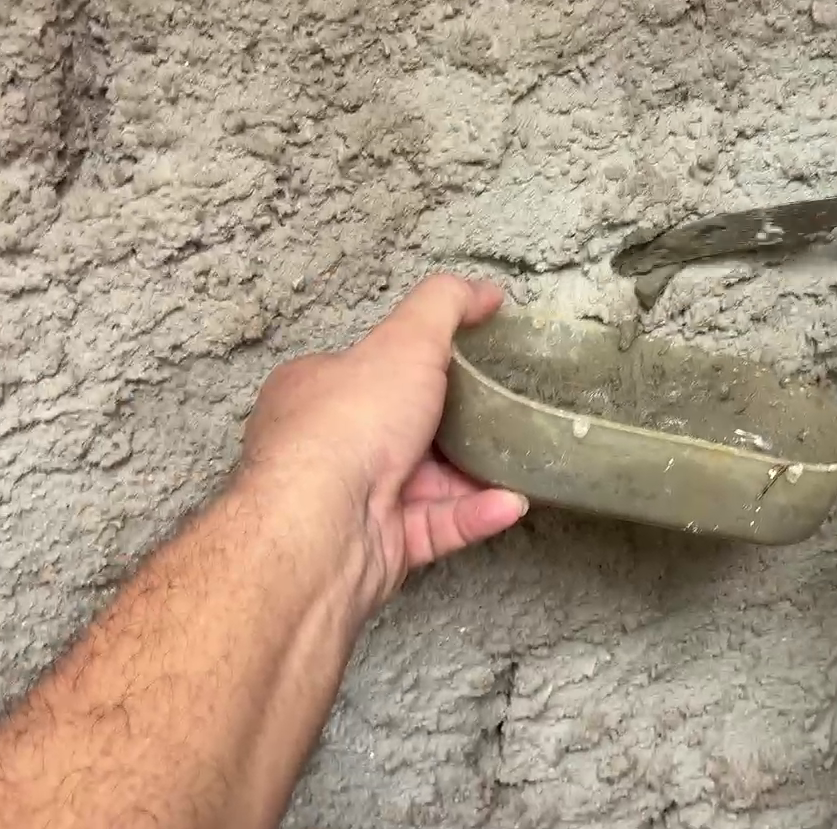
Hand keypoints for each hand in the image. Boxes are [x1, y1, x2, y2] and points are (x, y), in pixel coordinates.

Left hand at [239, 275, 526, 607]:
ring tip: (521, 462)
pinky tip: (511, 502)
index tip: (467, 363)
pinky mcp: (379, 546)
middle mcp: (326, 447)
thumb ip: (447, 304)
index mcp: (315, 392)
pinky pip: (438, 524)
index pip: (369, 369)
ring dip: (477, 474)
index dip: (416, 362)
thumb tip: (487, 291)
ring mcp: (352, 500)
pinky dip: (476, 512)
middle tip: (502, 414)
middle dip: (456, 425)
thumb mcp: (407, 339)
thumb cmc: (352, 423)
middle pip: (404, 428)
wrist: (325, 527)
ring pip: (428, 483)